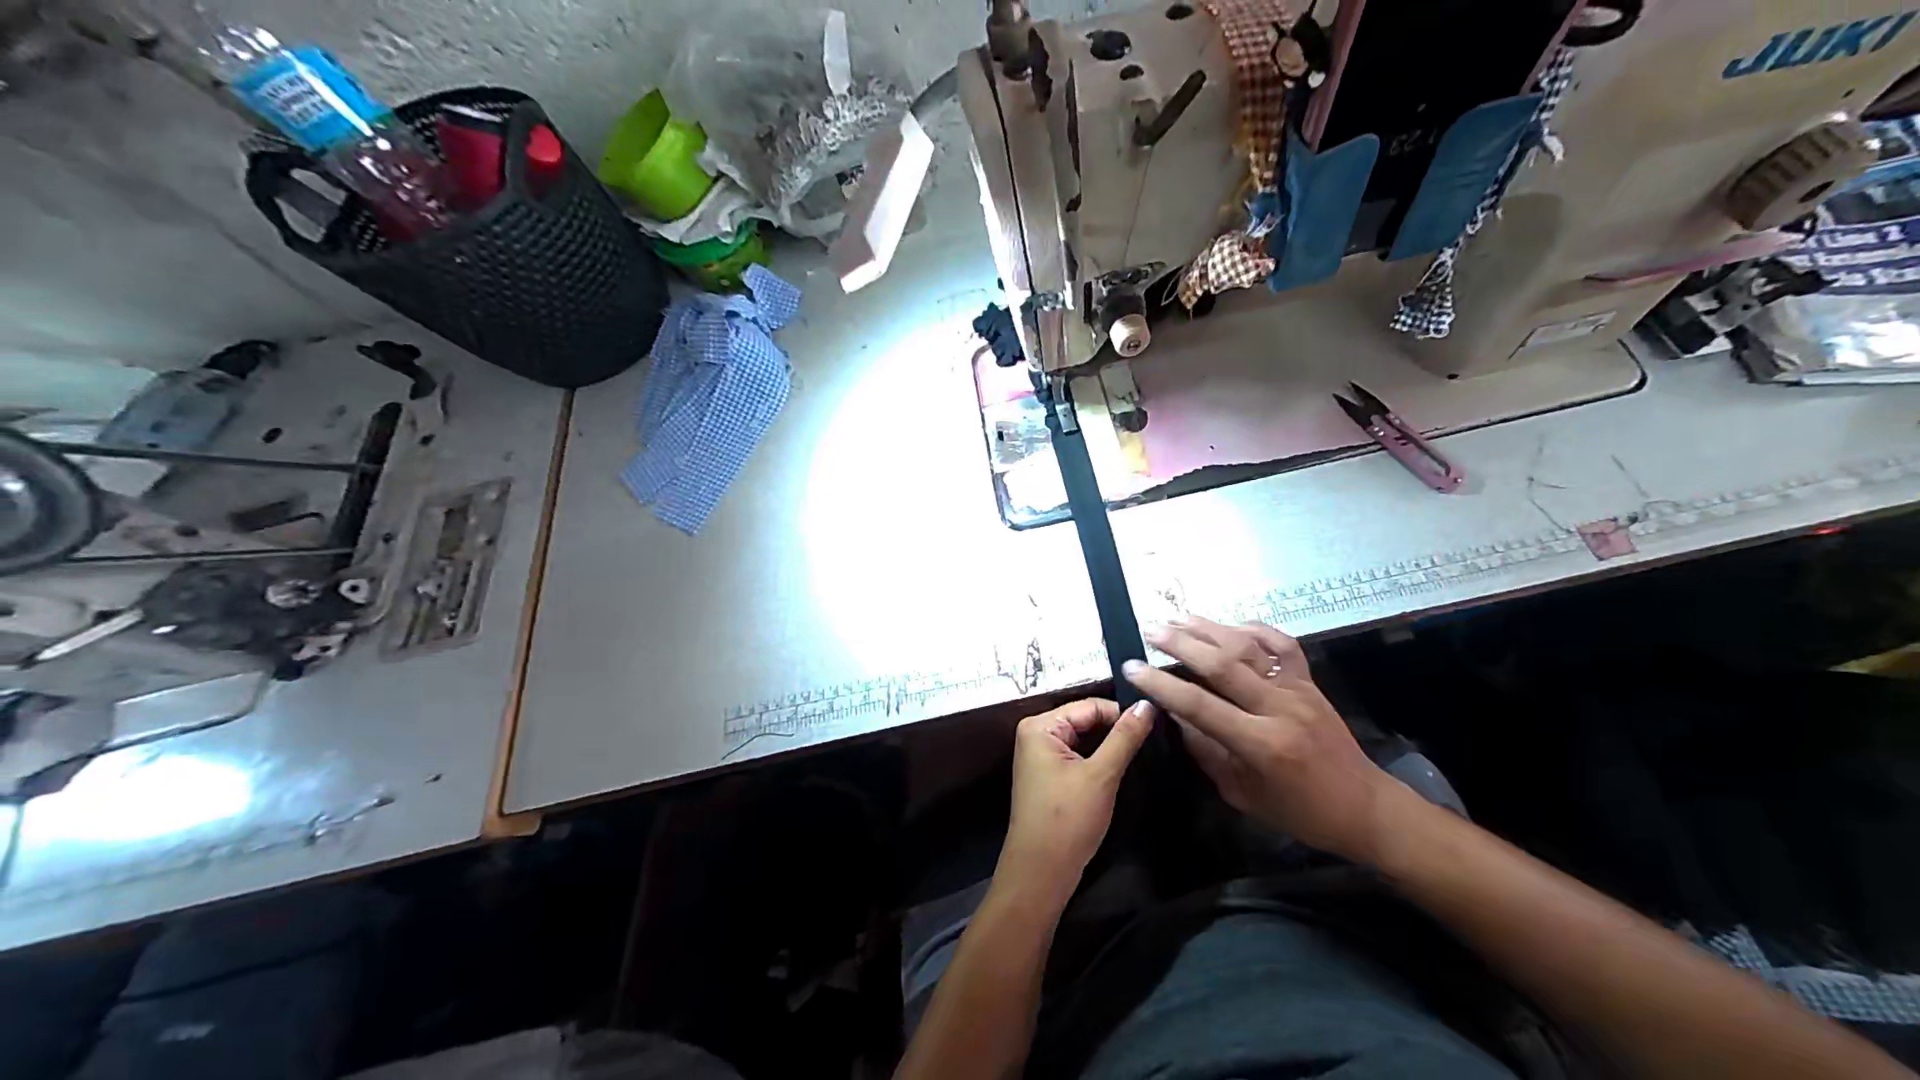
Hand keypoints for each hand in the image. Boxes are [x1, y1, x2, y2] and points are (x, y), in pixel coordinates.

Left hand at [998, 698, 1155, 906]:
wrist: (1040, 872)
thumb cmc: (1067, 820)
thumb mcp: (1101, 775)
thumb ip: (1125, 737)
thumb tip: (1148, 704)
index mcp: (1040, 726)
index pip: (1090, 706)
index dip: (1122, 714)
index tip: (1156, 725)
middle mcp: (1036, 734)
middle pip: (1086, 719)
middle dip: (1116, 729)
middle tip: (1155, 738)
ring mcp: (1041, 756)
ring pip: (1085, 738)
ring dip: (1110, 745)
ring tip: (1144, 751)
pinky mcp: (1049, 775)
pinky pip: (1079, 755)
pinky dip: (1099, 760)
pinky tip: (1122, 767)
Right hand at [1122, 618, 1399, 864]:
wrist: (1364, 807)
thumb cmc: (1300, 811)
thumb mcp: (1242, 793)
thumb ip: (1206, 752)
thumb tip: (1176, 716)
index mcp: (1261, 744)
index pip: (1200, 706)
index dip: (1161, 685)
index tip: (1132, 669)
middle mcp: (1279, 709)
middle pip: (1223, 665)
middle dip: (1182, 644)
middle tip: (1151, 631)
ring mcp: (1298, 690)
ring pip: (1249, 648)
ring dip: (1210, 629)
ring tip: (1178, 619)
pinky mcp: (1311, 682)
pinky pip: (1283, 645)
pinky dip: (1255, 630)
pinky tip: (1231, 626)